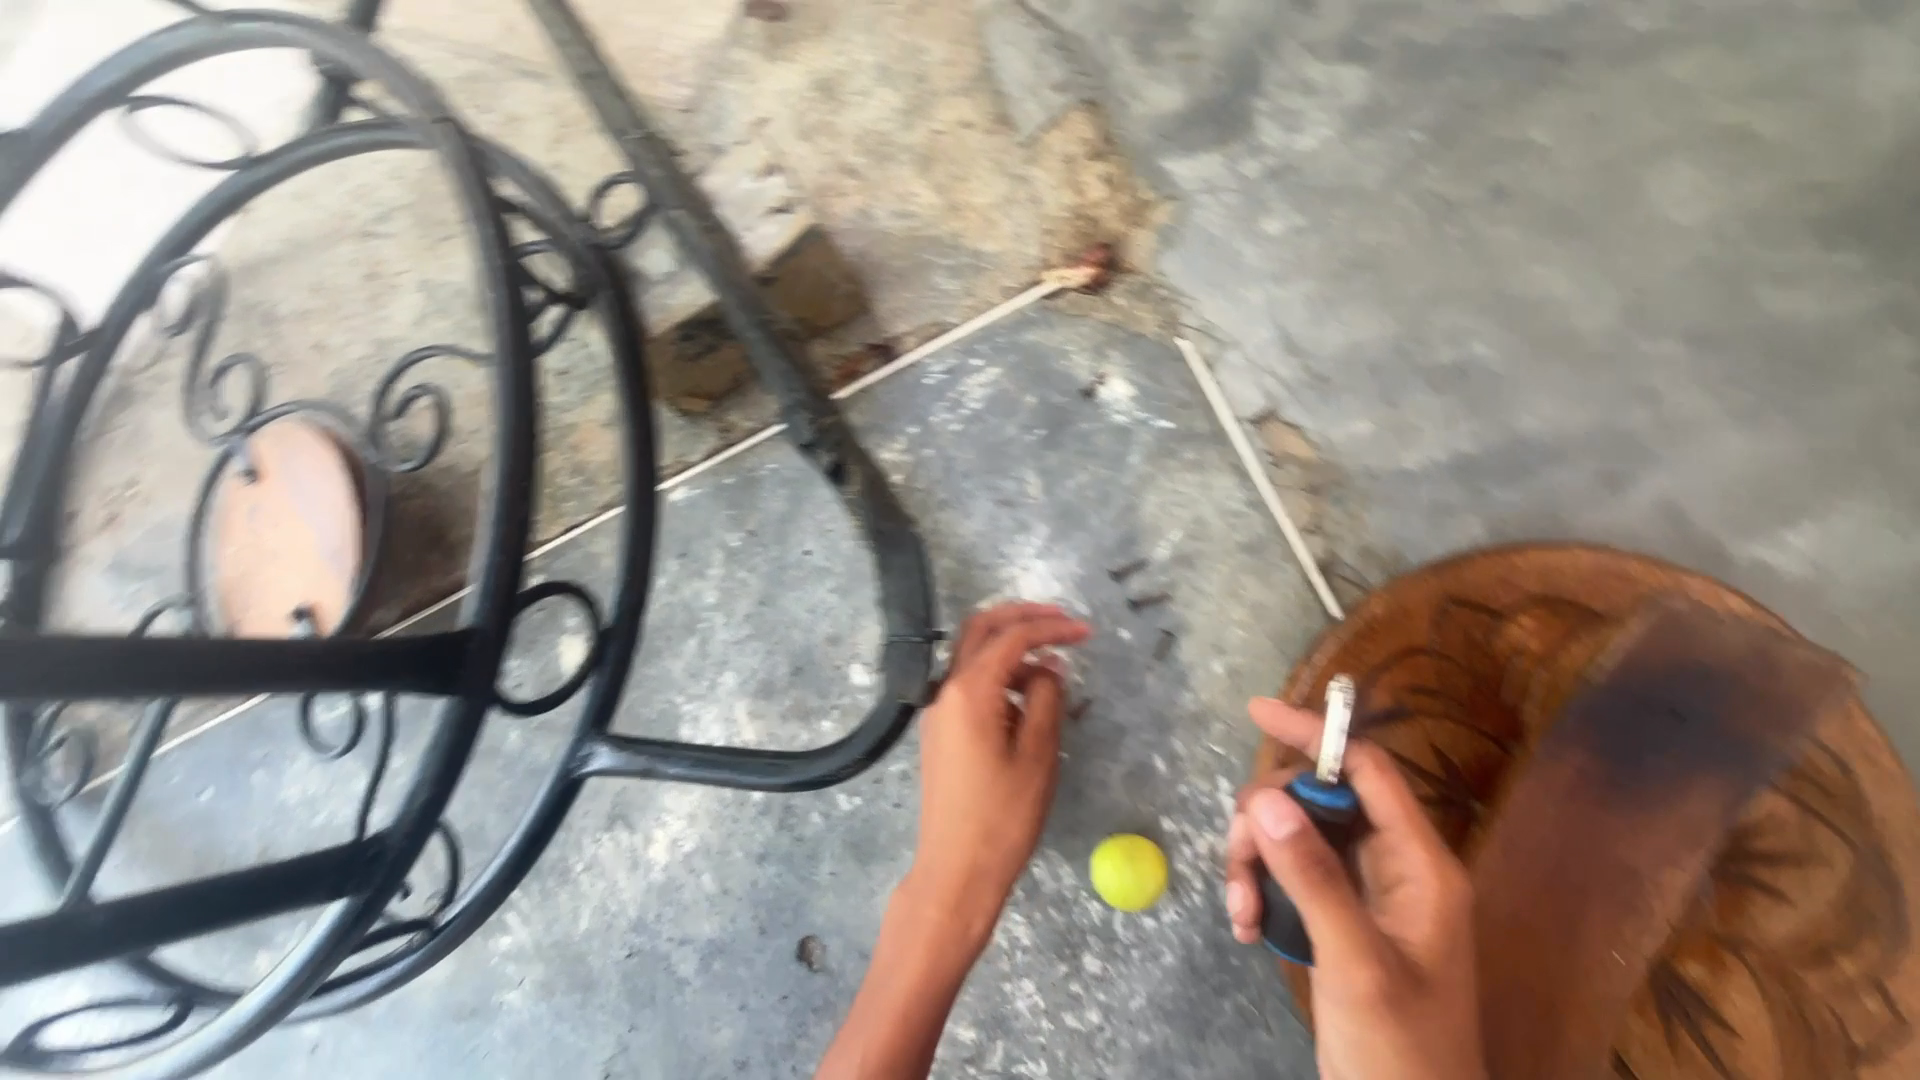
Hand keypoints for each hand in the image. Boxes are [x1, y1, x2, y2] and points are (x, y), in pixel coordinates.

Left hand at [902, 601, 1091, 942]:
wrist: (956, 869)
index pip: (1011, 638)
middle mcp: (945, 691)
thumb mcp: (1038, 755)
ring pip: (972, 656)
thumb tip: (1048, 667)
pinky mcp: (940, 730)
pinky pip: (969, 685)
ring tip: (1053, 670)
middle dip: (1022, 618)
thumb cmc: (1003, 817)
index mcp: (969, 692)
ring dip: (1011, 649)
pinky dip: (998, 677)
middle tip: (1062, 622)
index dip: (1051, 628)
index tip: (1086, 632)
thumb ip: (1046, 699)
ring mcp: (938, 710)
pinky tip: (1027, 700)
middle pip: (980, 630)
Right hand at [1224, 699, 1485, 1079]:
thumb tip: (1265, 799)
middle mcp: (1392, 865)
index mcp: (1420, 865)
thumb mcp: (1355, 963)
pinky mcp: (1336, 915)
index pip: (1365, 769)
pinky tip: (1245, 927)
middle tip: (1238, 865)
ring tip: (1241, 912)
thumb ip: (1313, 877)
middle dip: (1266, 821)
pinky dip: (1259, 888)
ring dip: (1255, 862)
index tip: (1257, 711)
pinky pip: (1287, 872)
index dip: (1314, 734)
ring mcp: (1363, 890)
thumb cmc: (1401, 1051)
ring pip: (1293, 834)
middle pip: (1316, 800)